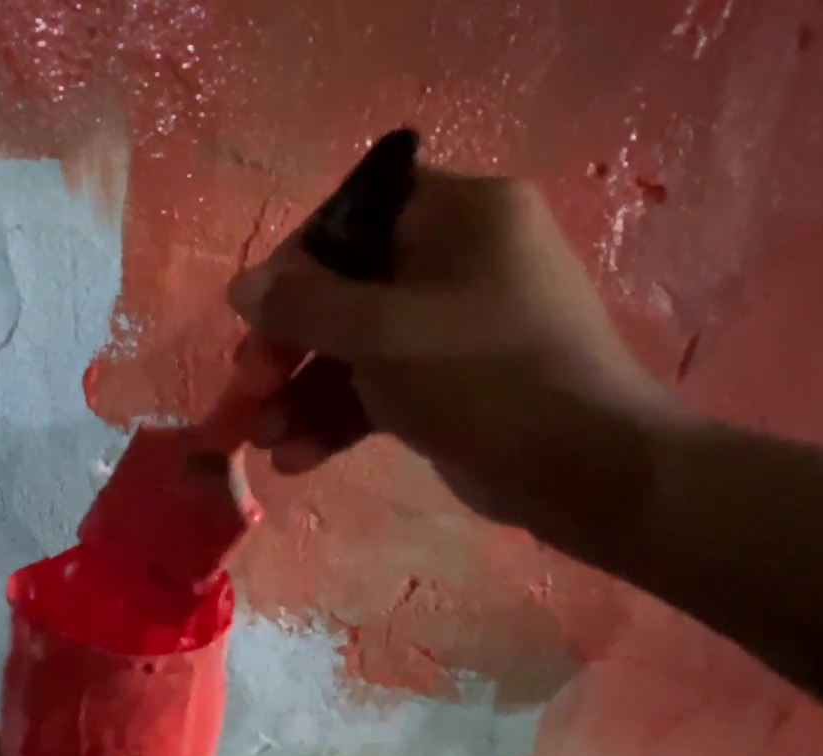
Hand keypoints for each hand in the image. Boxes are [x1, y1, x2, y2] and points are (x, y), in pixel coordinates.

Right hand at [227, 167, 687, 547]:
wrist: (582, 470)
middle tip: (250, 388)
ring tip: (261, 440)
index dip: (294, 266)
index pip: (352, 219)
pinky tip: (295, 459)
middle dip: (288, 348)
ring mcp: (449, 327)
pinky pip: (375, 388)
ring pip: (353, 349)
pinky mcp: (446, 383)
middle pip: (343, 292)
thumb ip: (304, 304)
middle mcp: (455, 261)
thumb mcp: (382, 332)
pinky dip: (334, 420)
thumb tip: (240, 286)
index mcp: (459, 217)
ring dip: (301, 395)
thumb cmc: (483, 377)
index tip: (256, 318)